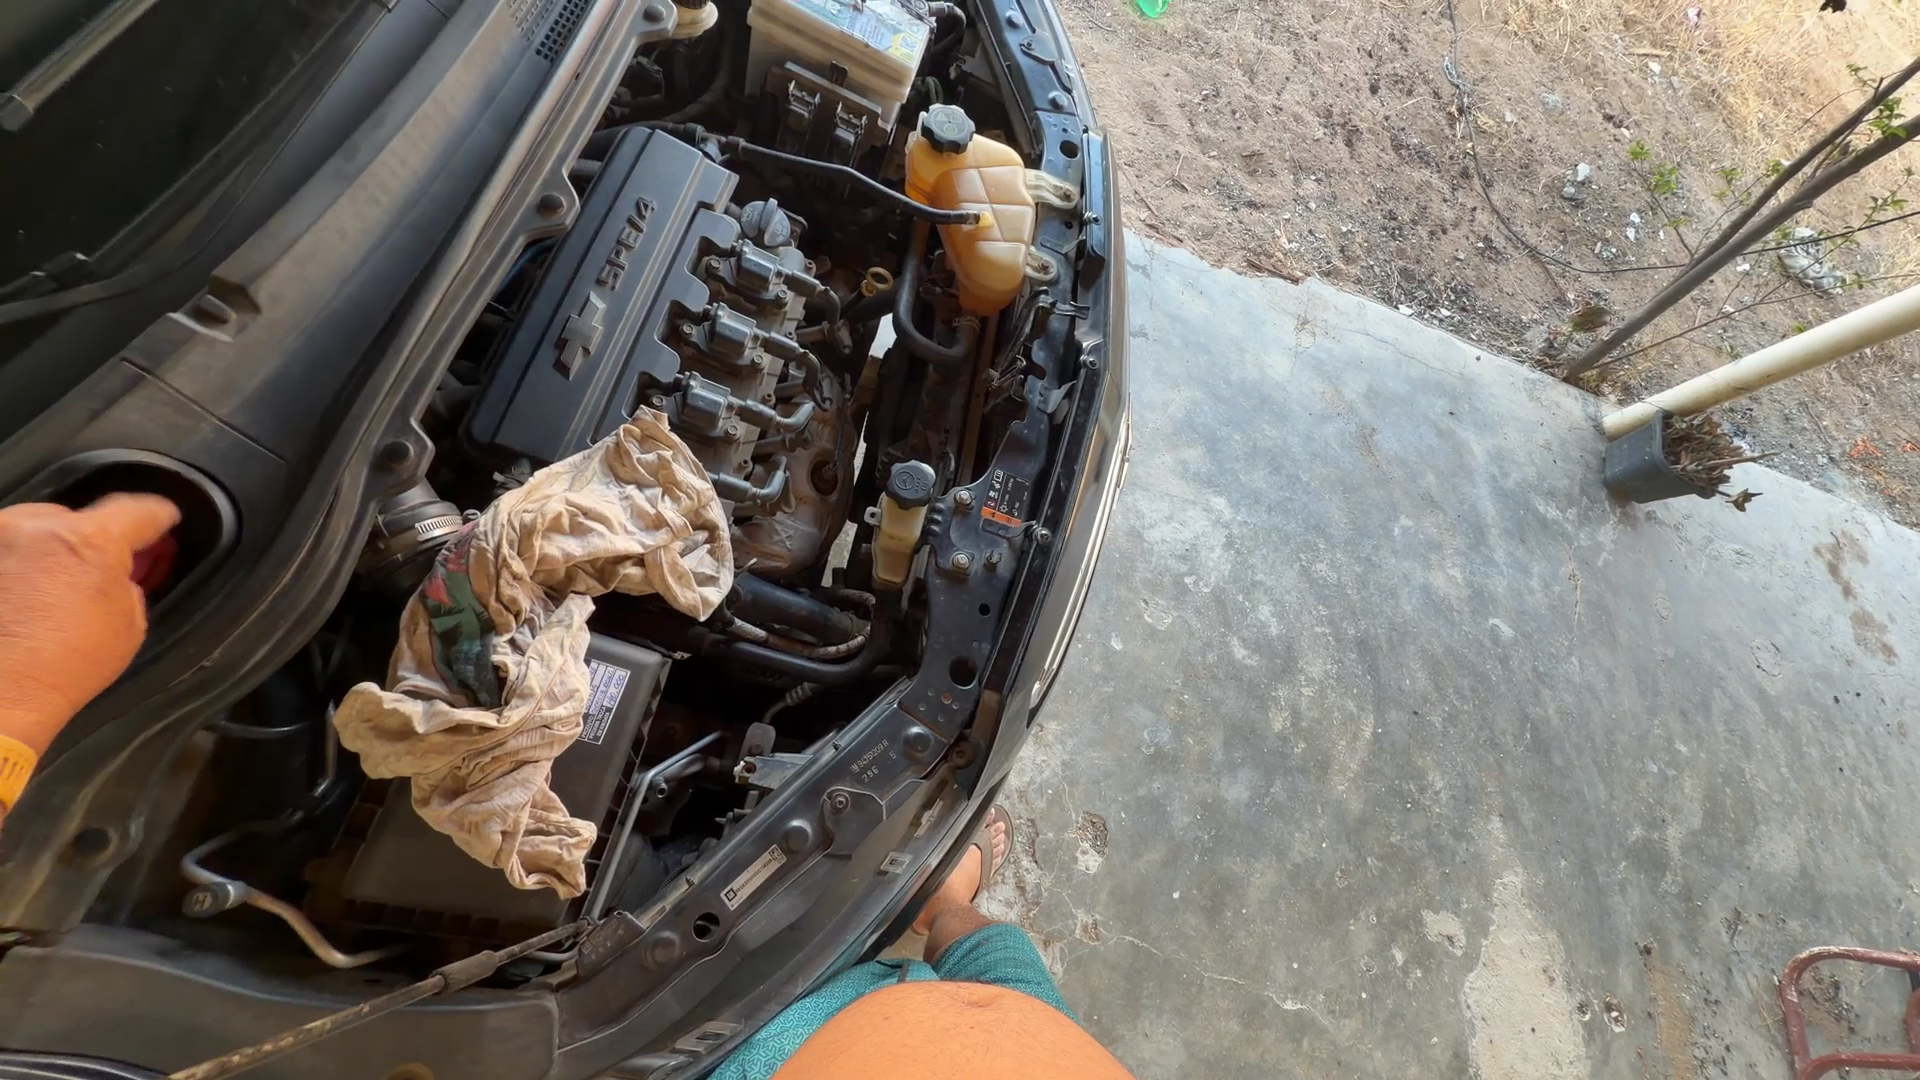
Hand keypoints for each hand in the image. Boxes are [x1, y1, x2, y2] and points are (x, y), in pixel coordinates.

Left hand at [0, 495, 180, 753]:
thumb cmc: (59, 666)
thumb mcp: (129, 620)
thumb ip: (128, 580)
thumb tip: (124, 567)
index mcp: (87, 540)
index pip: (139, 509)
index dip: (160, 518)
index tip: (165, 523)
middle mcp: (24, 528)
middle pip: (71, 517)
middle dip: (88, 541)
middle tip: (98, 572)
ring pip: (23, 534)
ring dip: (41, 554)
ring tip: (45, 593)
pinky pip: (1, 557)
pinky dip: (10, 572)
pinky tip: (16, 602)